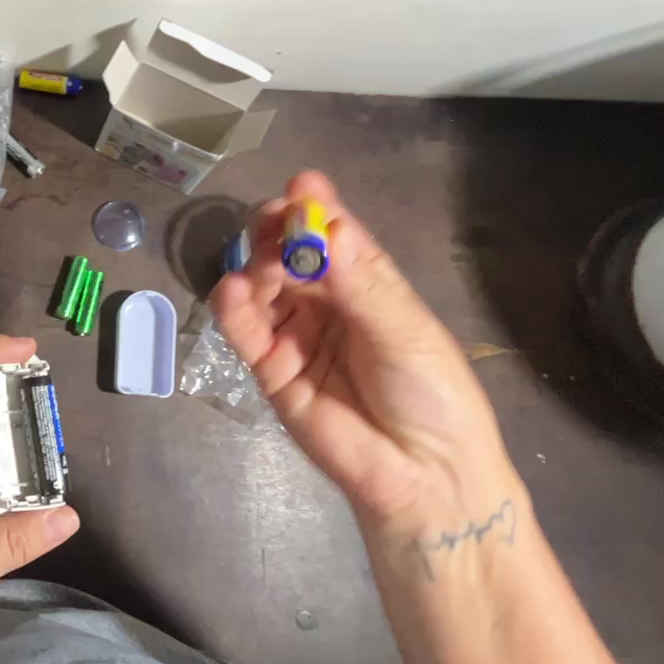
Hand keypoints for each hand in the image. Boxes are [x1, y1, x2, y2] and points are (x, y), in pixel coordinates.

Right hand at [210, 171, 521, 540]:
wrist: (420, 475)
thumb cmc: (431, 395)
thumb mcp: (406, 332)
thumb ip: (361, 283)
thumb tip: (327, 227)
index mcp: (366, 286)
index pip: (334, 239)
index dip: (316, 212)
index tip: (299, 187)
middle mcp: (326, 303)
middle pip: (289, 256)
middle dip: (276, 235)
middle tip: (270, 225)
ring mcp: (293, 333)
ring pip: (261, 286)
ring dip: (254, 267)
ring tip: (260, 269)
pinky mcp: (268, 366)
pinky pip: (243, 329)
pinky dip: (232, 307)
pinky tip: (232, 292)